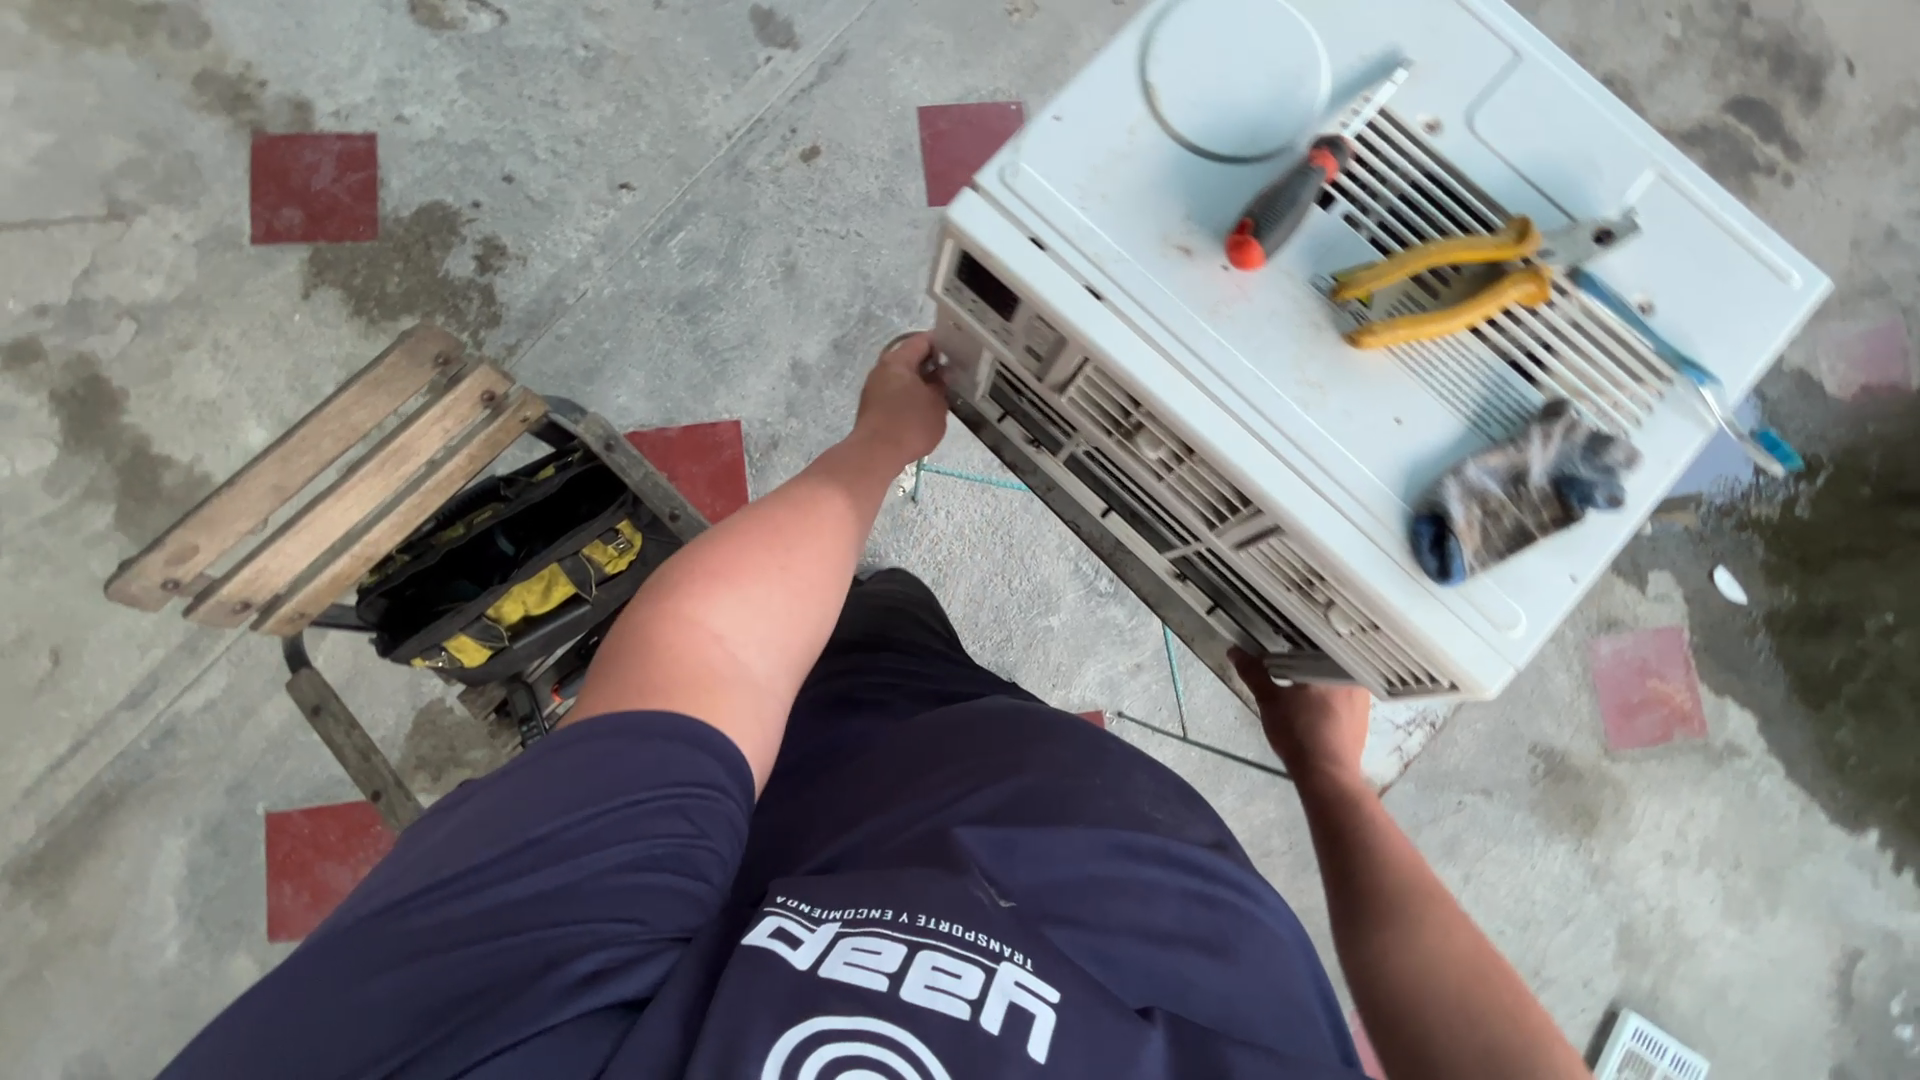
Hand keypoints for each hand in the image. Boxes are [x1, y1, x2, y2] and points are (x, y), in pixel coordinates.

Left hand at [852, 331, 948, 467]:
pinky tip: (923, 408)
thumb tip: (942, 375)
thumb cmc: (910, 425)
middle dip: (932, 365)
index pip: (922, 341)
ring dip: (921, 382)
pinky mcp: (872, 406)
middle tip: (953, 375)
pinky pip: (895, 392)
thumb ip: (942, 385)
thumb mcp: (937, 404)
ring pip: (902, 377)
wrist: (875, 454)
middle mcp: (882, 368)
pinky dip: (910, 395)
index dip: (943, 344)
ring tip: (941, 393)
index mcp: (897, 360)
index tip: (959, 353)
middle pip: (910, 358)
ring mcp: (874, 387)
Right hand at [1230, 647, 1372, 794]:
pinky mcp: (1363, 718)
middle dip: (1307, 659)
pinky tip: (1313, 705)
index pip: (1317, 640)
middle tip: (1285, 661)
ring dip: (1318, 677)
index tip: (1281, 638)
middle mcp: (1355, 678)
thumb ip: (1254, 673)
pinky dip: (1328, 695)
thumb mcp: (1269, 699)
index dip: (1296, 637)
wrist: (1326, 774)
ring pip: (1336, 677)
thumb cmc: (1299, 731)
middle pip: (1328, 658)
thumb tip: (1235, 651)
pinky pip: (1343, 695)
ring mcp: (1363, 699)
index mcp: (1336, 666)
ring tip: (1297, 683)